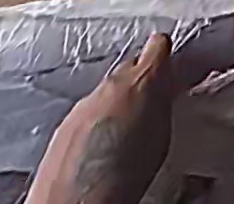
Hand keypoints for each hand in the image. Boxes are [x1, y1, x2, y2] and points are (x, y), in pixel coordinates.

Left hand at [27, 35, 173, 203]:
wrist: (76, 203)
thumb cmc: (124, 176)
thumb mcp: (161, 136)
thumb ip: (162, 103)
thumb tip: (163, 94)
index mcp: (145, 79)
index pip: (158, 44)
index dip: (162, 55)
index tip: (167, 68)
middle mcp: (115, 82)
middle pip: (131, 66)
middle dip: (139, 82)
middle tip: (146, 107)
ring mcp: (88, 99)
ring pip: (109, 90)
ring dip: (116, 103)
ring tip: (121, 135)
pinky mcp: (66, 119)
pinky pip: (88, 109)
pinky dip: (96, 121)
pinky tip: (99, 147)